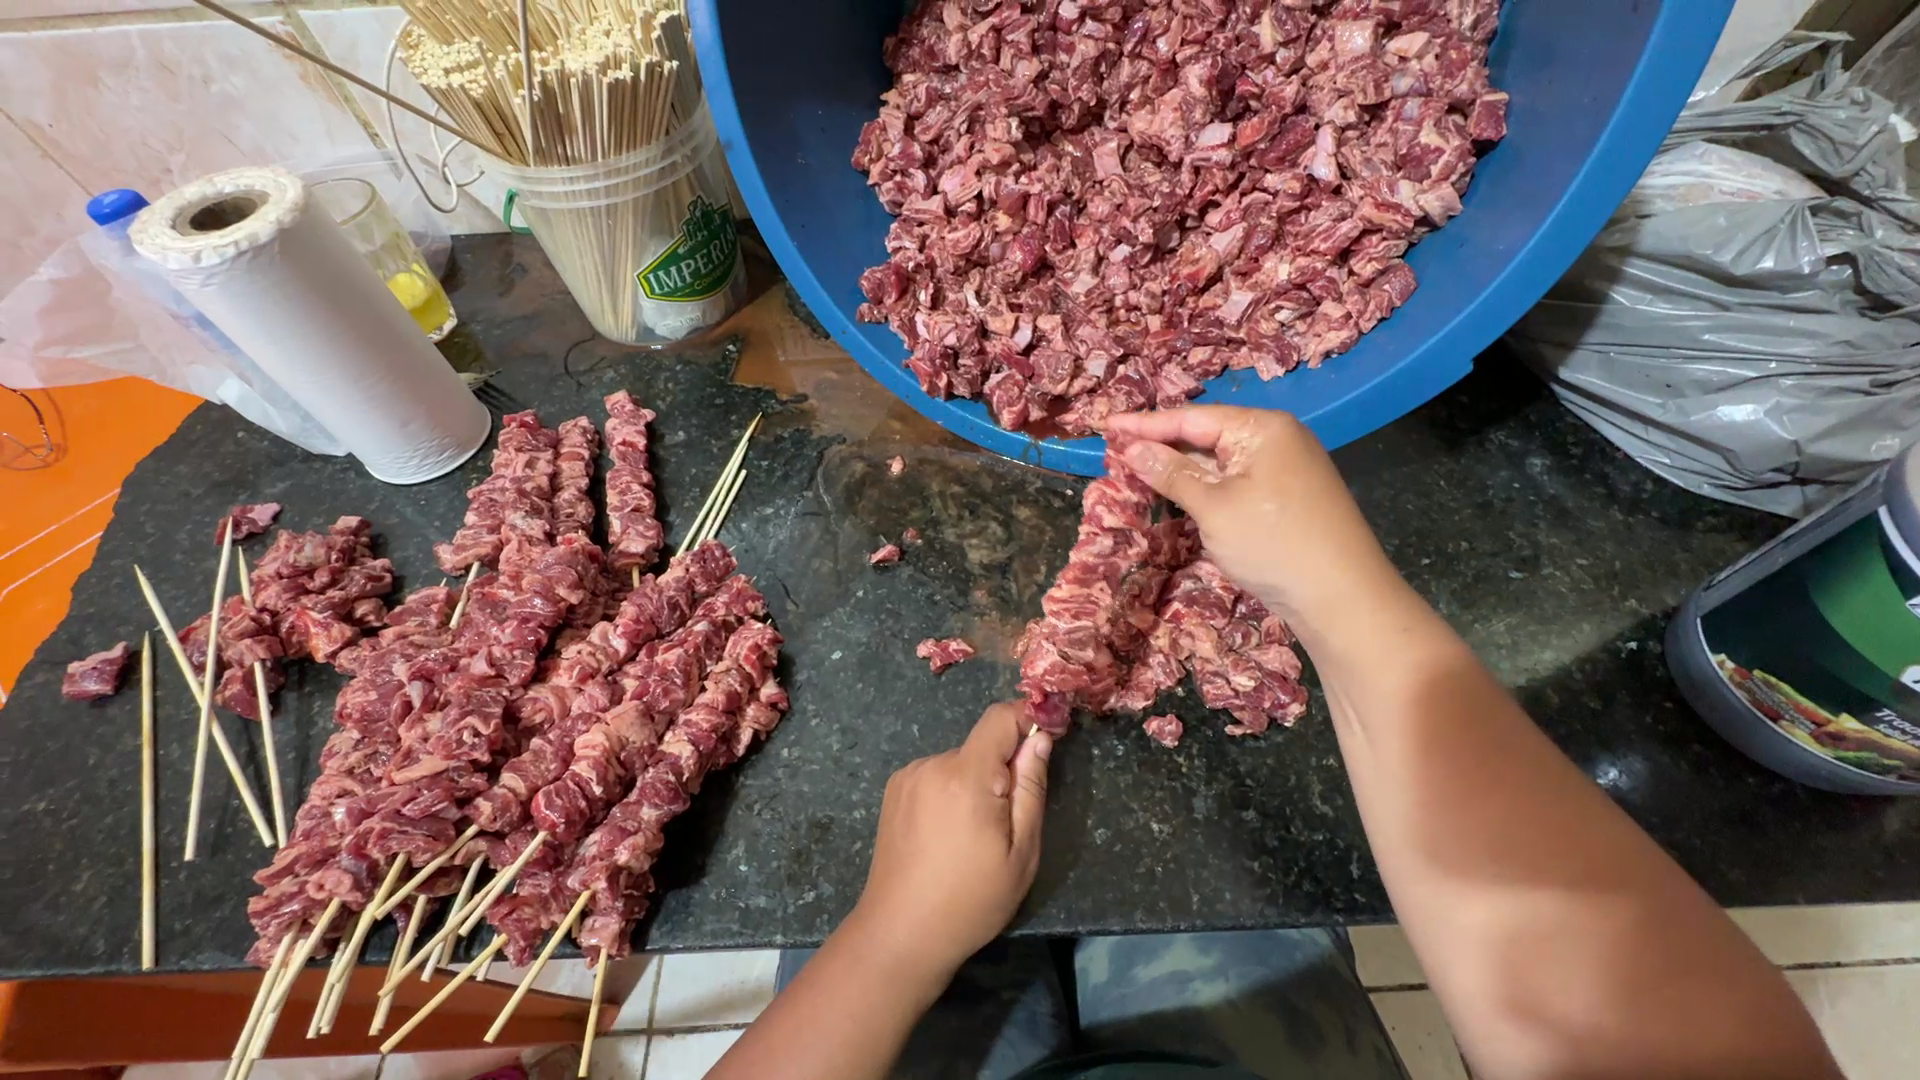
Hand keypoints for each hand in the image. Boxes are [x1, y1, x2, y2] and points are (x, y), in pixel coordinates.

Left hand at [848, 703, 1051, 981]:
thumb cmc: (971, 900)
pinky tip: (945, 836)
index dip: (1028, 718)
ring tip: (970, 838)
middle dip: (1002, 770)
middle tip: (1006, 823)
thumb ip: (1032, 788)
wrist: (899, 933)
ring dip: (975, 784)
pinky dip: (951, 792)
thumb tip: (1040, 738)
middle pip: (981, 746)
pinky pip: (937, 776)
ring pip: (960, 763)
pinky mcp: (894, 790)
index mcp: (966, 776)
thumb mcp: (1021, 852)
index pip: (1000, 717)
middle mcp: (932, 765)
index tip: (1048, 738)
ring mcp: (908, 776)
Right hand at [1101, 405, 1398, 637]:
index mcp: (1262, 428)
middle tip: (1115, 450)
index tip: (1106, 424)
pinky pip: (1234, 482)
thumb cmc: (1273, 543)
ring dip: (1180, 469)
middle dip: (1161, 445)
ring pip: (1219, 462)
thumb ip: (1171, 473)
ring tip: (1136, 471)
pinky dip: (1204, 488)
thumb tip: (1131, 448)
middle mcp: (1276, 439)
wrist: (1341, 597)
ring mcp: (1284, 469)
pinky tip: (1178, 495)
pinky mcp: (1285, 497)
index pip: (1191, 418)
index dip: (1145, 423)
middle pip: (1206, 435)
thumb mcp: (1214, 507)